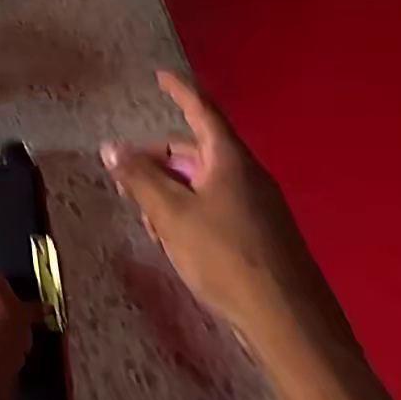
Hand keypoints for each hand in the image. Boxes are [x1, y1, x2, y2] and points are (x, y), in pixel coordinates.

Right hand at [102, 71, 321, 333]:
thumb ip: (139, 178)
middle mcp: (248, 175)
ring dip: (170, 189)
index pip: (202, 110)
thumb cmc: (225, 257)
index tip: (161, 75)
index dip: (180, 91)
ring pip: (204, 182)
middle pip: (196, 151)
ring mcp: (258, 206)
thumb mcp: (171, 214)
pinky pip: (216, 205)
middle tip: (126, 173)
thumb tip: (110, 147)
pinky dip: (188, 209)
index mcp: (230, 159)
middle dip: (159, 158)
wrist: (290, 324)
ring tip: (145, 214)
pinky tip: (172, 237)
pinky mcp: (261, 234)